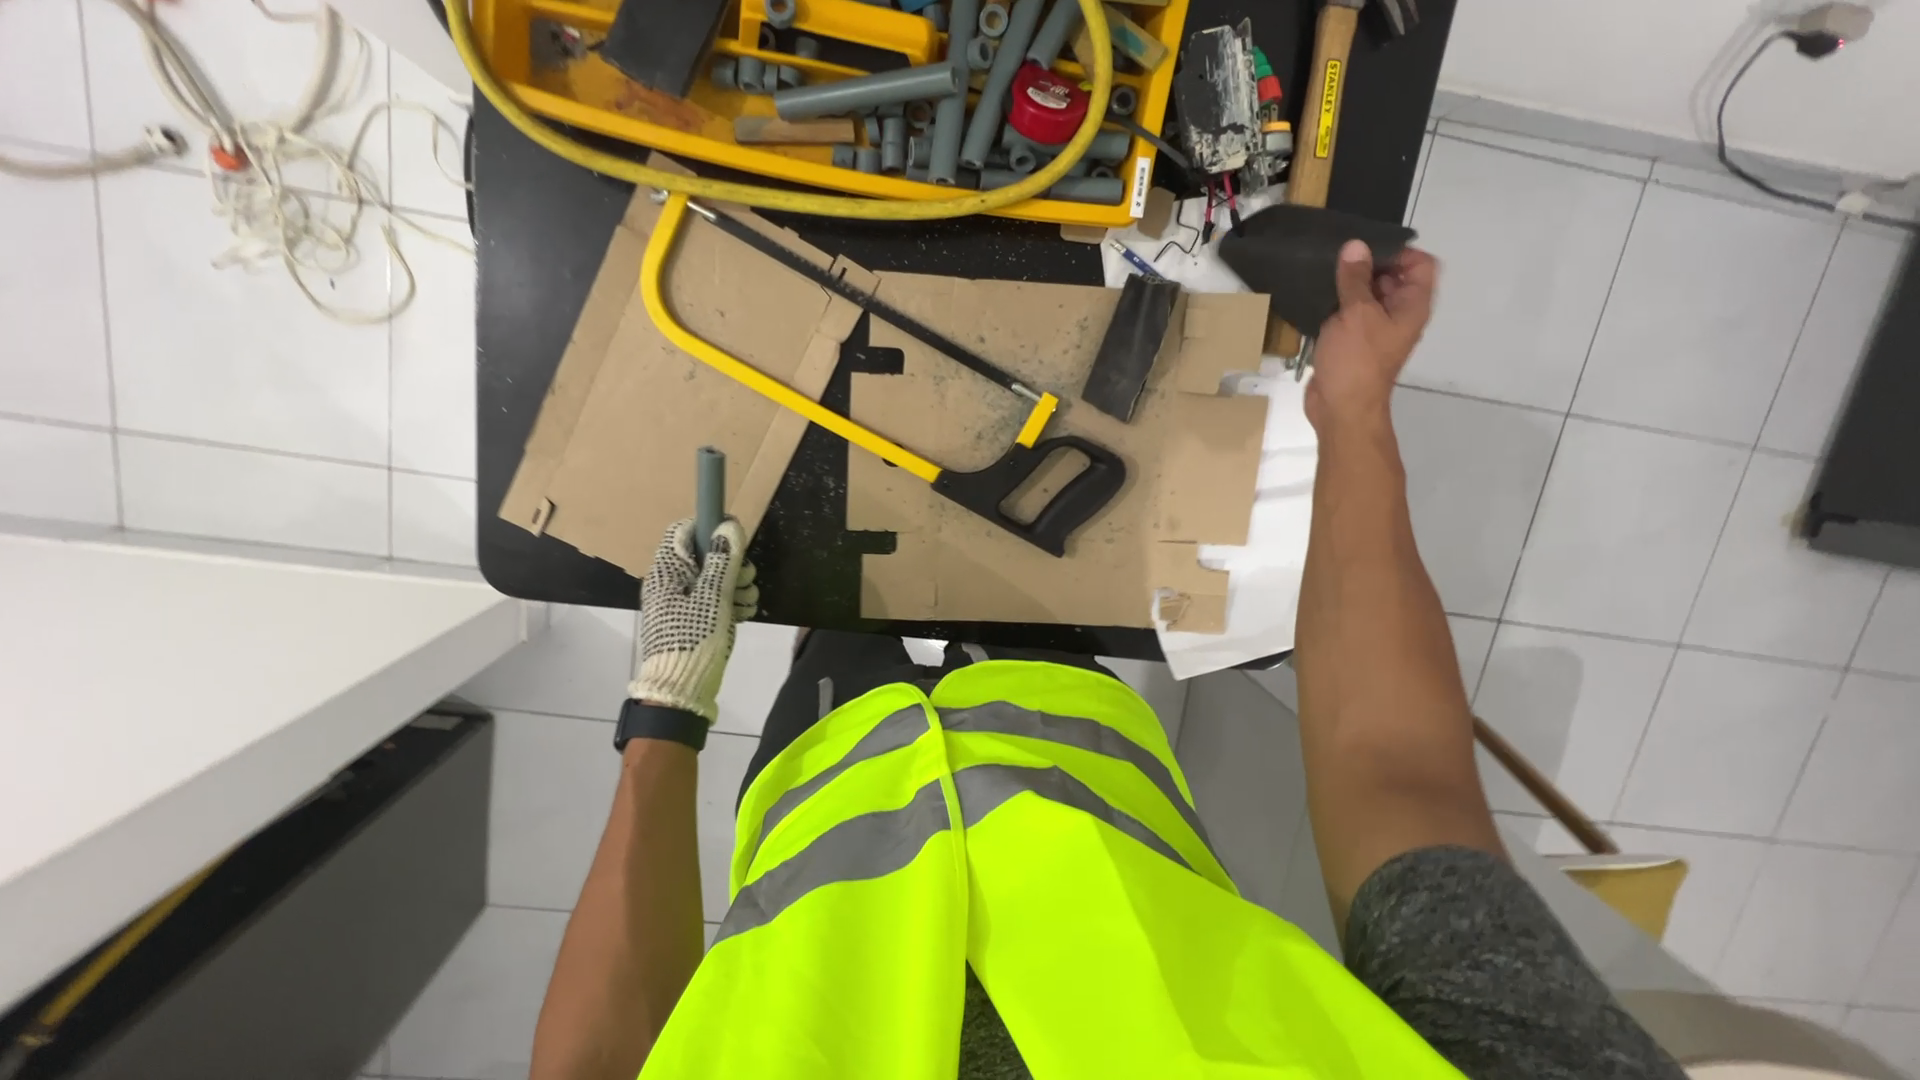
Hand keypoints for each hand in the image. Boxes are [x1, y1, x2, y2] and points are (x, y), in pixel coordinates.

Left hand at [629, 517, 759, 722]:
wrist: (681, 689)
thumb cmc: (694, 639)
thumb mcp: (714, 598)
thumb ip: (723, 561)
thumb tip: (729, 526)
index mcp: (667, 571)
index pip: (683, 531)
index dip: (709, 528)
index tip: (734, 540)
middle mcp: (670, 582)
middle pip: (704, 554)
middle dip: (732, 563)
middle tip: (747, 580)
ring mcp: (680, 601)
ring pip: (714, 578)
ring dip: (736, 586)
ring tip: (747, 604)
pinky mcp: (691, 619)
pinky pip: (714, 599)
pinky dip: (730, 603)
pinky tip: (743, 615)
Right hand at [1303, 240, 1438, 433]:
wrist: (1341, 409)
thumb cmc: (1356, 360)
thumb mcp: (1356, 313)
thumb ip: (1355, 278)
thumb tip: (1355, 246)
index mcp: (1412, 306)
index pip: (1421, 264)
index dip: (1399, 251)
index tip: (1367, 248)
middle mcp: (1398, 315)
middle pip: (1392, 277)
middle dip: (1368, 265)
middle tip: (1338, 256)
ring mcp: (1374, 330)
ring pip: (1366, 295)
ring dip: (1348, 285)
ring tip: (1324, 272)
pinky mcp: (1351, 342)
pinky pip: (1348, 314)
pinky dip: (1336, 304)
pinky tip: (1316, 297)